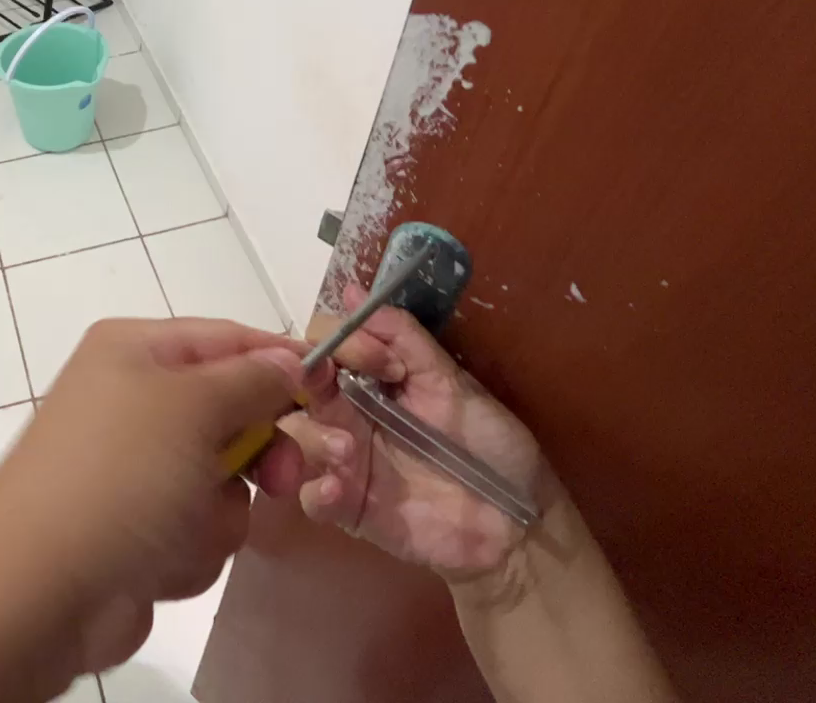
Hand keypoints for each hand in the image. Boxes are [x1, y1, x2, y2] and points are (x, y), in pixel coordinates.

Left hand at [0, 317, 302, 675]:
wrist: (38, 589)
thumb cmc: (118, 476)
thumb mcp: (191, 408)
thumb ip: (251, 378)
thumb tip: (289, 355)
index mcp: (135, 350)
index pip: (227, 339)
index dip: (280, 360)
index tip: (332, 389)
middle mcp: (134, 399)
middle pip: (232, 412)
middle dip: (255, 451)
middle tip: (279, 479)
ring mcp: (137, 467)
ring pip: (224, 478)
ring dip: (218, 509)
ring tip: (184, 527)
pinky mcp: (140, 526)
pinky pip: (199, 525)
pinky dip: (191, 545)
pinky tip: (159, 560)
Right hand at [255, 285, 554, 583]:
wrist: (519, 524)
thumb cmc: (489, 446)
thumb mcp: (452, 383)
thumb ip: (405, 339)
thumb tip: (352, 290)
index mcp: (367, 382)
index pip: (327, 348)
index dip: (339, 344)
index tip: (380, 362)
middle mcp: (346, 415)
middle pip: (300, 389)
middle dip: (309, 385)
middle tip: (330, 392)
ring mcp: (342, 462)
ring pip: (297, 438)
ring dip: (313, 438)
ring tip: (347, 451)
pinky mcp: (347, 508)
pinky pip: (310, 497)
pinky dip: (316, 491)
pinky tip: (338, 489)